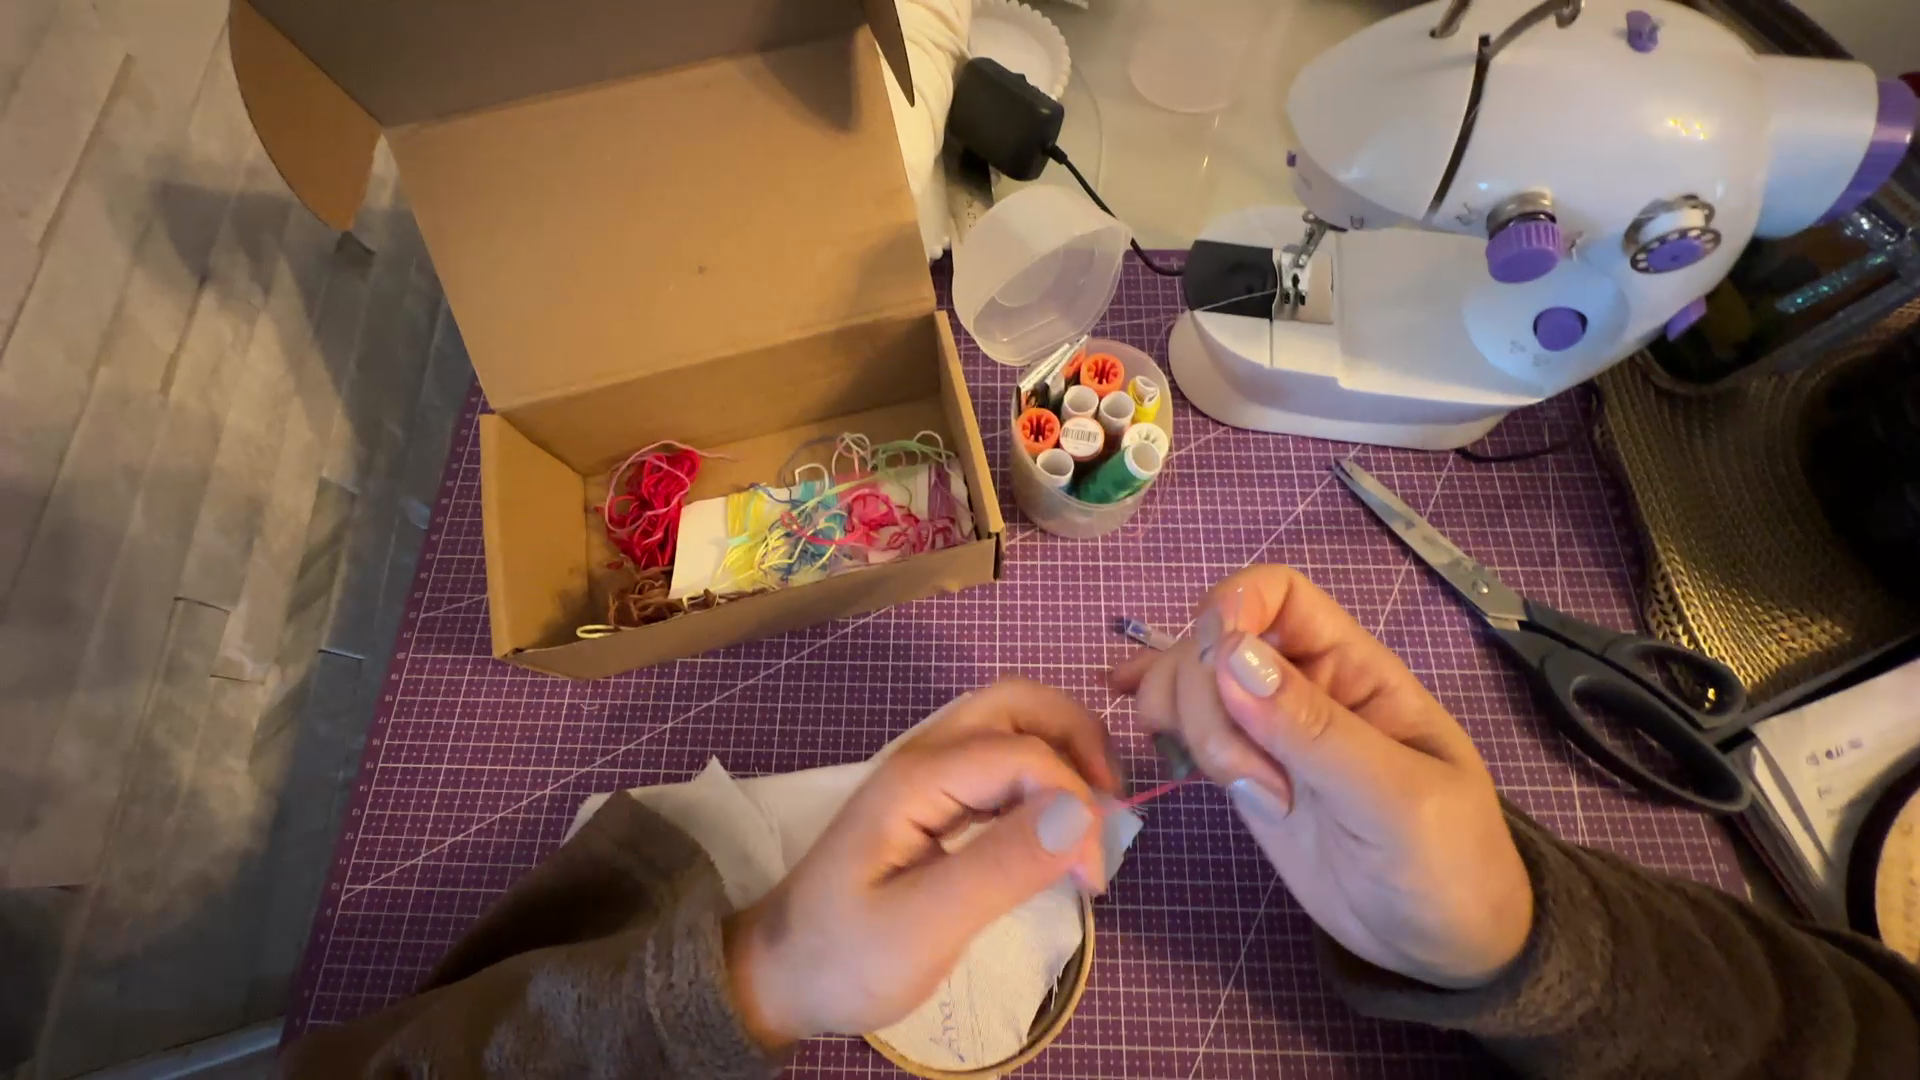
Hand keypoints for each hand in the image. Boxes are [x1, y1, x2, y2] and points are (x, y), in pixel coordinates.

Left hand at [723, 679, 1121, 1048]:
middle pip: (1016, 702)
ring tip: (1091, 814)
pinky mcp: (933, 794)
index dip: (1075, 803)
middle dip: (1077, 739)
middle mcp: (925, 753)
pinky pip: (998, 759)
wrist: (782, 972)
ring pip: (1010, 722)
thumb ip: (1002, 866)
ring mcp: (928, 769)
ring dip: (1062, 751)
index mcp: (919, 776)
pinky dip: (1040, 775)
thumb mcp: (923, 927)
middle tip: (1110, 805)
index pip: (1023, 753)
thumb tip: (1083, 812)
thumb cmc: (846, 956)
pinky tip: (1053, 824)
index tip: (1093, 877)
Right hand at [1111, 566, 1532, 988]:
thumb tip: (1230, 656)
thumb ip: (1315, 729)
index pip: (1277, 592)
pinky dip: (1151, 710)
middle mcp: (1296, 680)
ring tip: (1234, 786)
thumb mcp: (1397, 800)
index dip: (1234, 607)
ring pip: (1184, 676)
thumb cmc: (1445, 864)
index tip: (1217, 664)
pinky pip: (1179, 717)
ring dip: (1181, 721)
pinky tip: (1140, 723)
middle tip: (1251, 782)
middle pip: (1211, 639)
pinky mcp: (1236, 760)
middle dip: (1206, 703)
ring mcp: (1259, 722)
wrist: (1434, 940)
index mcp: (1351, 666)